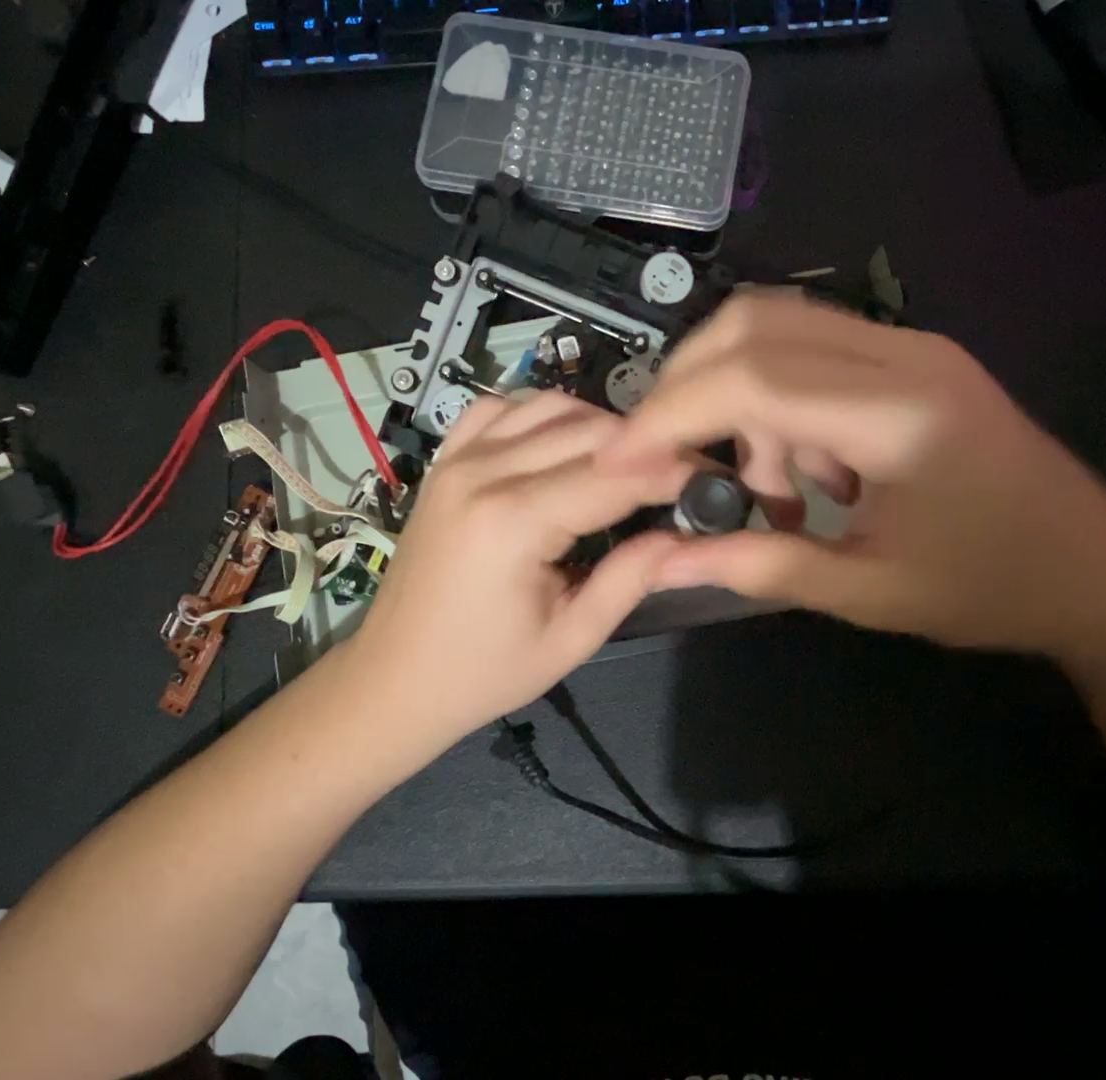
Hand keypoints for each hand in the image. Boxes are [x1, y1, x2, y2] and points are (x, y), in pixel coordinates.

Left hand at [338, 392, 694, 748]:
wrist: (393, 679)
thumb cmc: (484, 672)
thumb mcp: (570, 639)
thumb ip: (630, 579)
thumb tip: (686, 535)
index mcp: (514, 521)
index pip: (616, 474)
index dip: (672, 472)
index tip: (712, 481)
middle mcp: (483, 472)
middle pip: (588, 430)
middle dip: (644, 447)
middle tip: (679, 477)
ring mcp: (457, 460)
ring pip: (547, 405)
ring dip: (598, 426)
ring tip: (628, 465)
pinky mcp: (444, 462)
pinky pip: (498, 409)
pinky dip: (539, 414)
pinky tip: (559, 445)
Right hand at [603, 291, 1105, 657]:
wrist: (1099, 574)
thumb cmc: (992, 590)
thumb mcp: (868, 591)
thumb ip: (760, 565)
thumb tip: (663, 561)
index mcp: (898, 412)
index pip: (752, 378)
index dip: (669, 413)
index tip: (616, 458)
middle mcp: (904, 355)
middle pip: (755, 326)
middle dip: (689, 388)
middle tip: (668, 460)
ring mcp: (914, 348)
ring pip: (781, 329)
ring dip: (741, 399)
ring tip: (771, 493)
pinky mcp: (915, 361)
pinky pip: (817, 352)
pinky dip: (781, 402)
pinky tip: (813, 477)